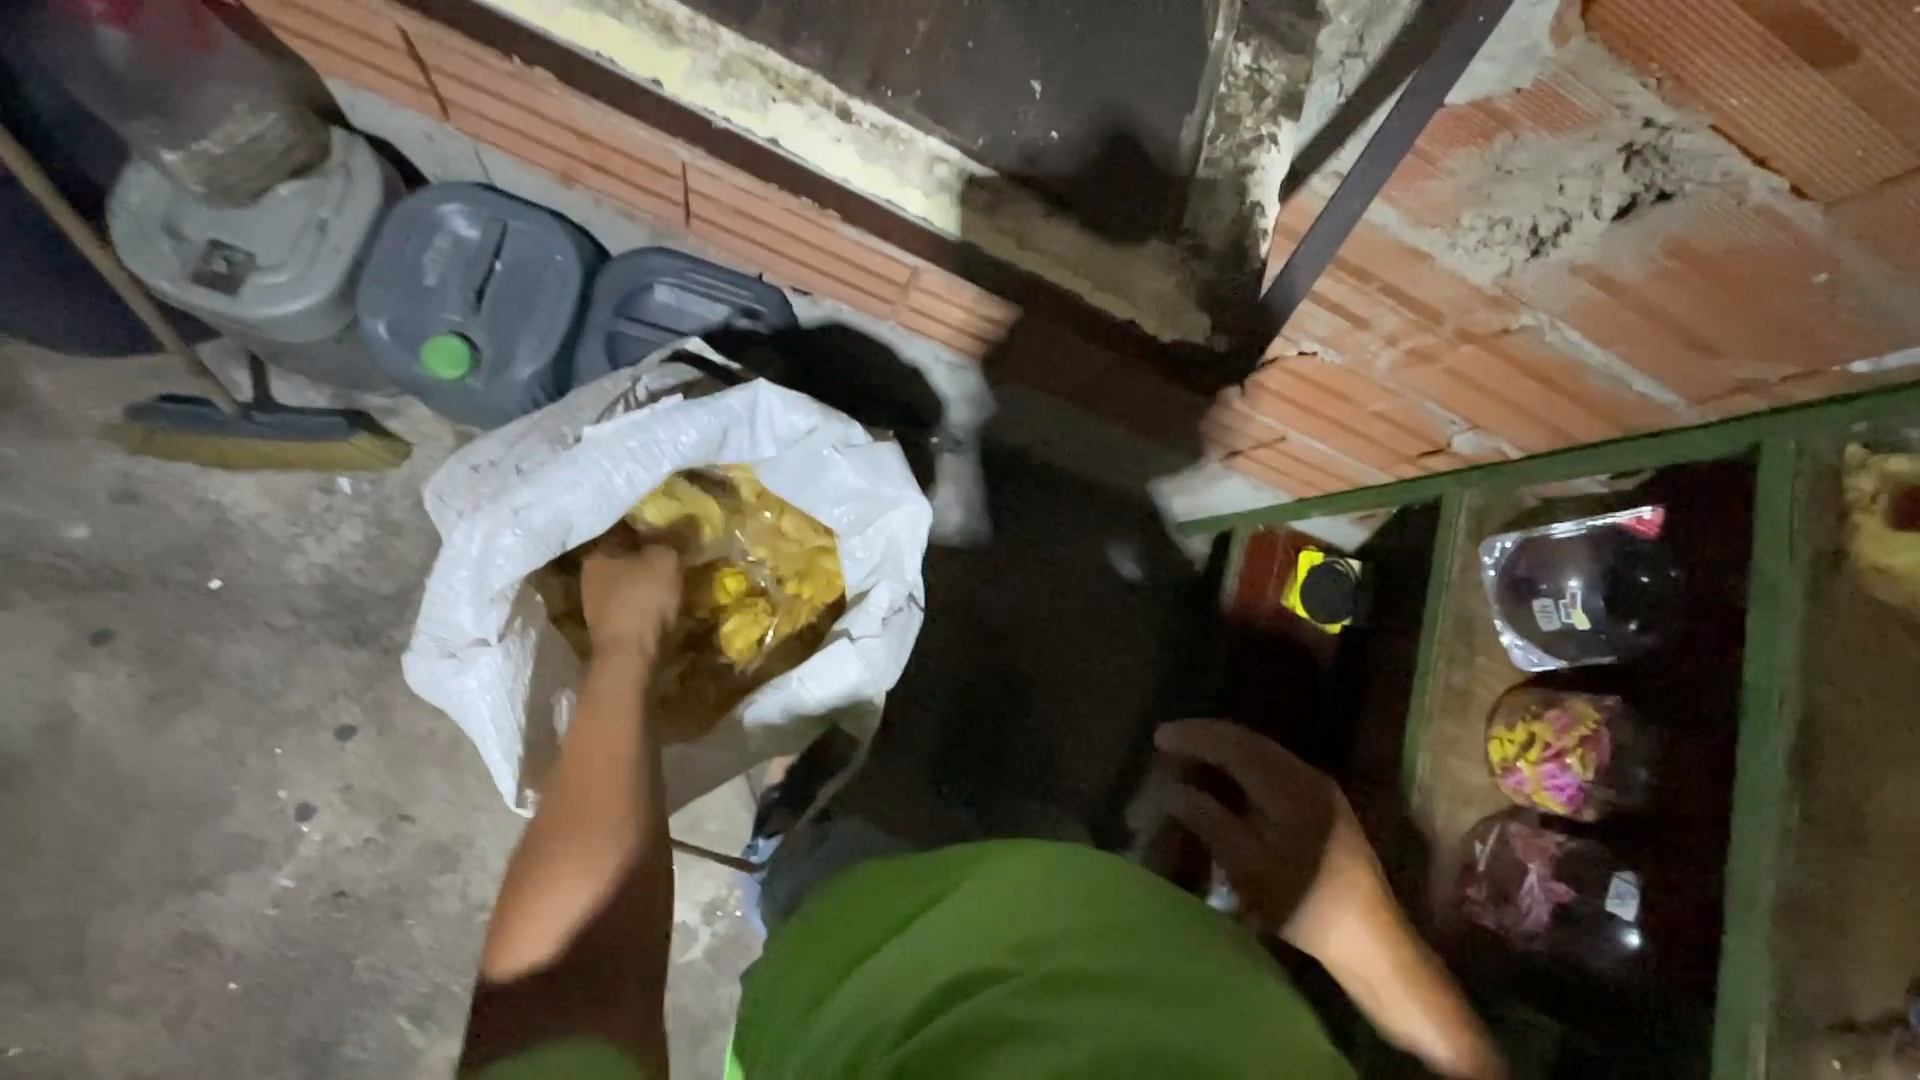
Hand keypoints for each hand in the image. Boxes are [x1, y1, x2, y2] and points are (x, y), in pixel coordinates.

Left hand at [581, 525, 681, 655]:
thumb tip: (683, 521)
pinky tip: (661, 603)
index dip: (649, 527)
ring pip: (626, 580)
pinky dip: (644, 600)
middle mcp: (589, 574)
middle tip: (674, 554)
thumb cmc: (644, 597)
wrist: (629, 654)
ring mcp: (594, 602)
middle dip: (647, 555)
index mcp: (598, 552)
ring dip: (646, 579)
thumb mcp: (666, 558)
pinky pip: (629, 602)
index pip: (624, 529)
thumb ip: (672, 537)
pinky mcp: (606, 624)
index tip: (671, 529)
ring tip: (672, 579)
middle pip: (624, 556)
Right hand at [1156, 719, 1505, 1079]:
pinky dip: (1240, 764)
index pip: (1233, 744)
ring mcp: (1319, 788)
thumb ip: (1208, 820)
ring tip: (1188, 756)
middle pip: (1248, 740)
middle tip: (1167, 743)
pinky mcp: (1322, 803)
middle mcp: (1307, 775)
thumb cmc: (1304, 905)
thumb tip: (1171, 790)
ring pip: (1261, 752)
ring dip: (1223, 749)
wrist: (1370, 939)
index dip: (1193, 736)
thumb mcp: (1247, 867)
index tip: (1158, 736)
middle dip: (1205, 737)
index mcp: (1290, 786)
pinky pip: (1272, 767)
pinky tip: (1223, 778)